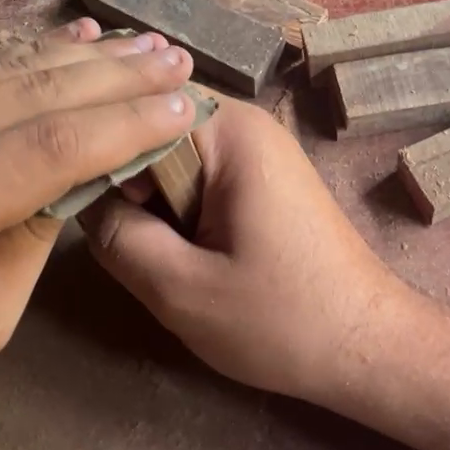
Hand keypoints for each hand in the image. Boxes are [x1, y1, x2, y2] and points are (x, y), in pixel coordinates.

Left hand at [0, 19, 197, 449]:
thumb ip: (28, 242)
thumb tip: (84, 170)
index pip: (44, 148)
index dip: (123, 123)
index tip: (185, 106)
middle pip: (29, 93)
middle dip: (116, 76)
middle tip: (181, 61)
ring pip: (5, 71)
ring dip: (84, 57)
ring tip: (146, 45)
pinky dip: (34, 56)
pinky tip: (77, 39)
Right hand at [80, 97, 414, 403]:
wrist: (367, 343)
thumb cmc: (281, 317)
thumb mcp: (182, 289)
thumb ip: (117, 238)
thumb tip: (82, 199)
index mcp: (230, 129)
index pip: (138, 106)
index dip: (104, 151)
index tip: (84, 202)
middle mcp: (246, 122)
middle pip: (156, 127)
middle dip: (131, 180)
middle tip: (125, 238)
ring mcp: (258, 147)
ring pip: (175, 155)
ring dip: (155, 199)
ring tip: (156, 250)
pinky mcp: (263, 176)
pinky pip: (201, 172)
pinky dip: (181, 207)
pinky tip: (186, 250)